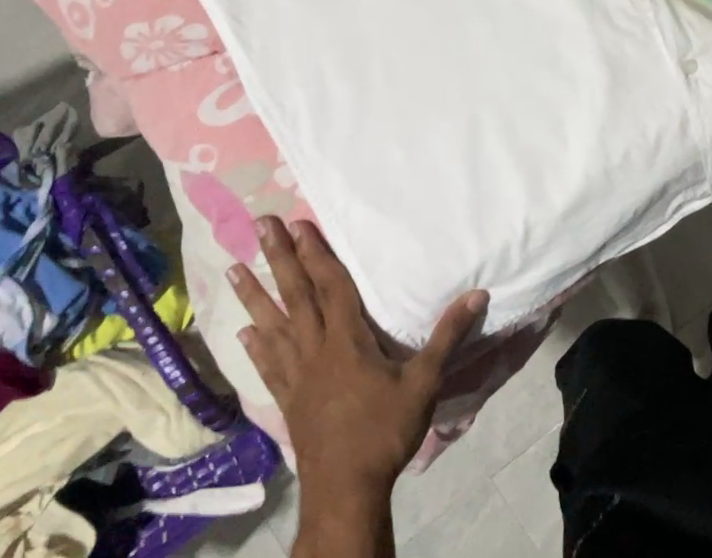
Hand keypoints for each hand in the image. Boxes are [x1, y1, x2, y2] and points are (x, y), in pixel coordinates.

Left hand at [229, 216, 487, 490]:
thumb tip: (477, 294)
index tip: (299, 225)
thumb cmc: (386, 429)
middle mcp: (316, 350)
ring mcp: (297, 375)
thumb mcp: (425, 381)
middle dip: (280, 259)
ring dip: (255, 296)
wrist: (346, 487)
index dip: (318, 254)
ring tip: (234, 269)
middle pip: (296, 296)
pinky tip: (245, 333)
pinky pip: (269, 363)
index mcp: (347, 341)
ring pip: (273, 326)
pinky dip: (257, 345)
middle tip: (261, 226)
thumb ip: (447, 335)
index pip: (331, 287)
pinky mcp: (288, 399)